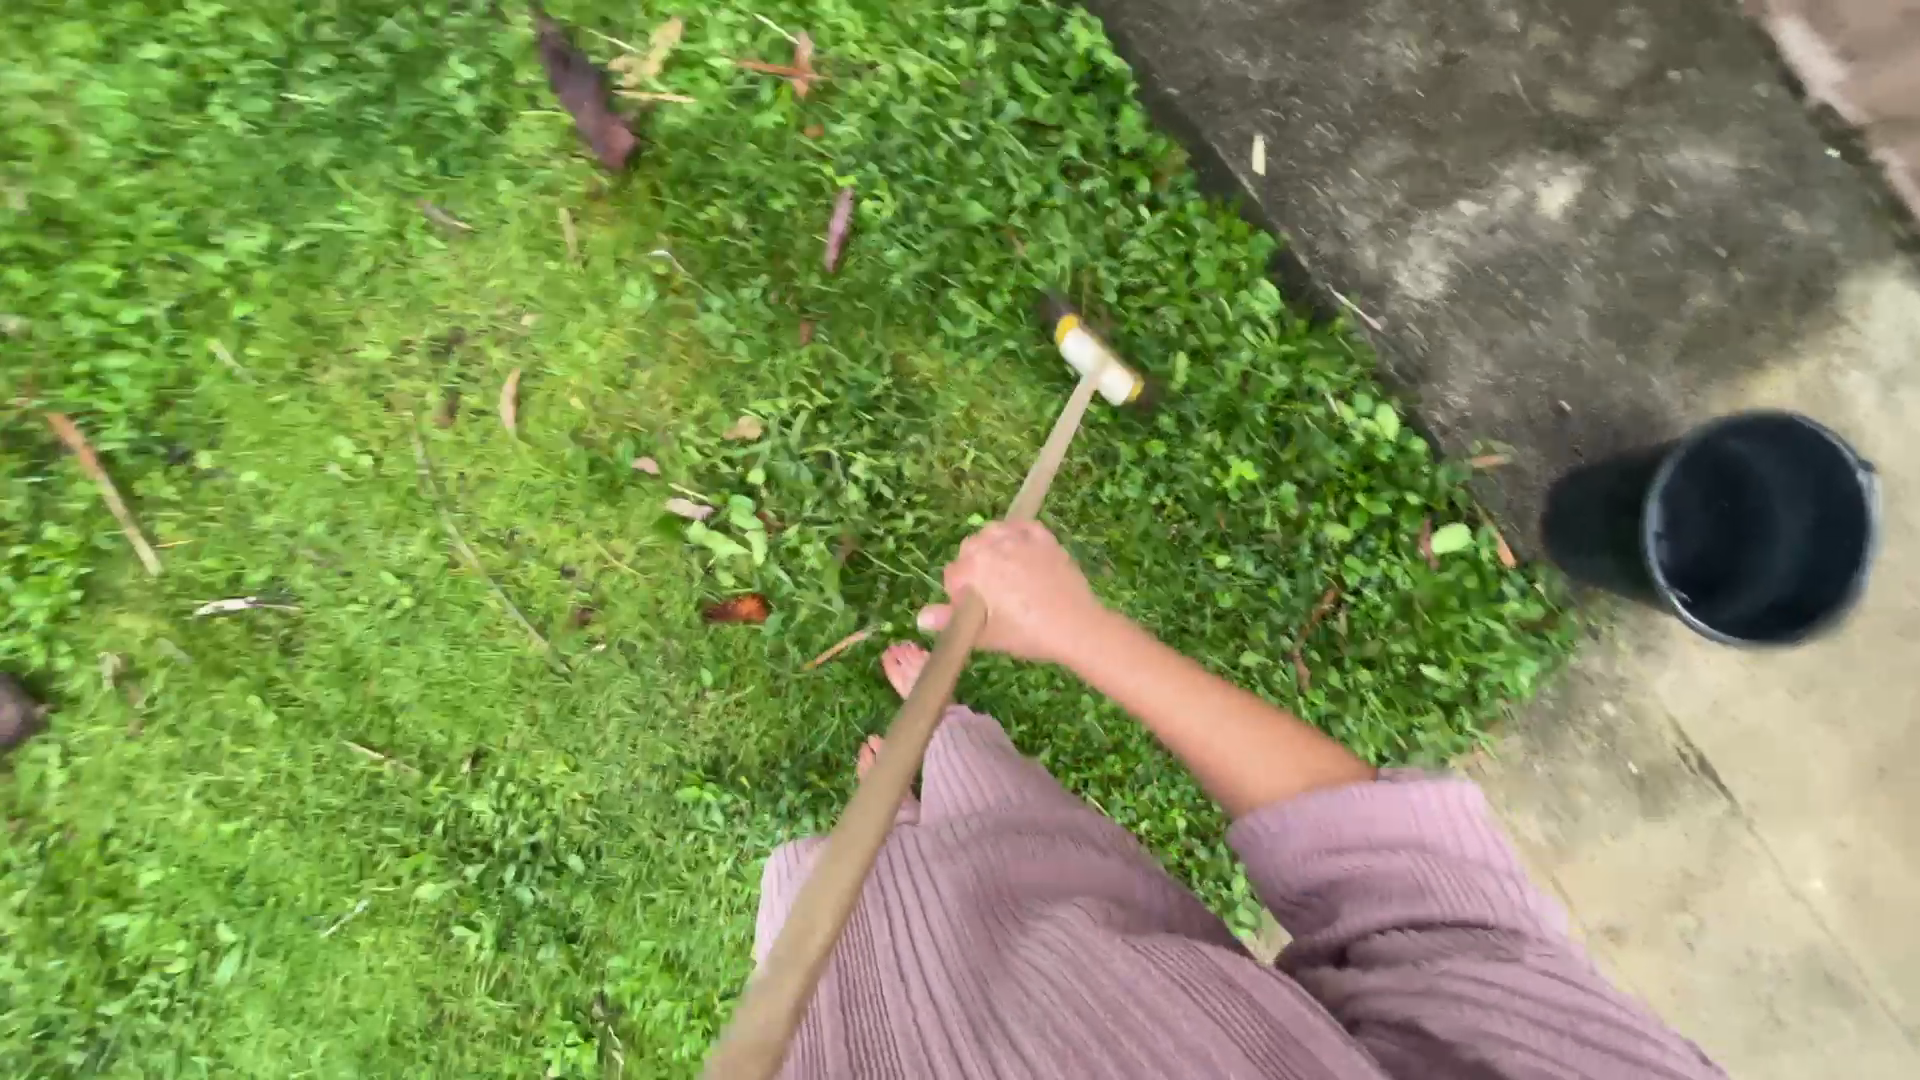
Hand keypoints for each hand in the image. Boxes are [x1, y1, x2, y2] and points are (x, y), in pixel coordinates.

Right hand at [917, 521, 1108, 663]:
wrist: (1075, 627)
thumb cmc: (1026, 634)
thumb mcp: (985, 634)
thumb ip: (950, 622)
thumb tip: (921, 617)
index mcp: (974, 568)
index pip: (952, 575)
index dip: (959, 595)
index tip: (975, 610)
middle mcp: (993, 546)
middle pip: (969, 549)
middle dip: (973, 567)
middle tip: (991, 594)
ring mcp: (1020, 539)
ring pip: (993, 532)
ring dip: (992, 546)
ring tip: (1004, 571)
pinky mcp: (1044, 538)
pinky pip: (1022, 527)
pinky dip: (1018, 534)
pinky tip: (1023, 552)